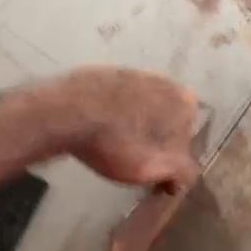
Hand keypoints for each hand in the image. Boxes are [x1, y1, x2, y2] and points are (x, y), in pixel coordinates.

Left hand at [54, 67, 201, 188]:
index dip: (170, 160)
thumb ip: (180, 174)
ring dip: (130, 127)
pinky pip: (114, 101)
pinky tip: (93, 131)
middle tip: (130, 161)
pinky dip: (109, 115)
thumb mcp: (153, 168)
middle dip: (151, 140)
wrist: (64, 112)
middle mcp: (162, 79)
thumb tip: (182, 179)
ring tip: (108, 148)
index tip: (153, 174)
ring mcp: (131, 72)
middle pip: (162, 122)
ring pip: (138, 110)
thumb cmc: (116, 142)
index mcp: (184, 100)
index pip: (186, 139)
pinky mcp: (103, 73)